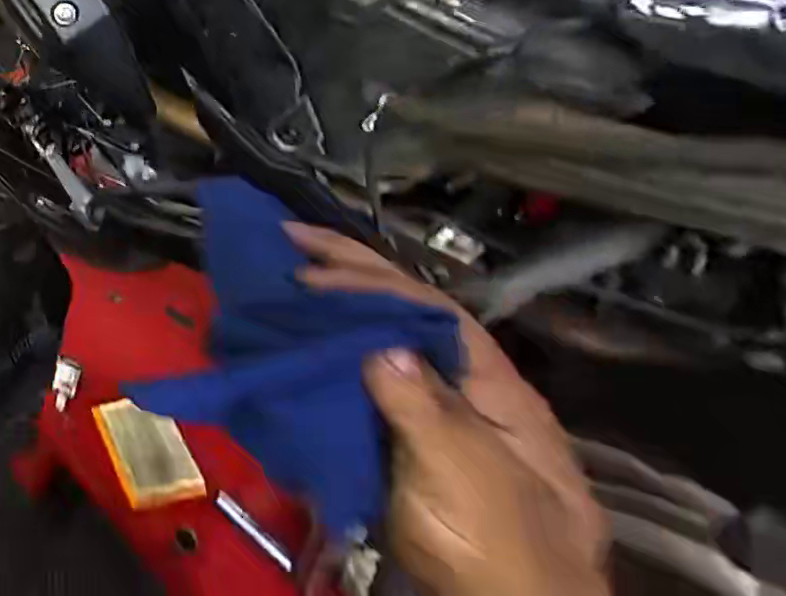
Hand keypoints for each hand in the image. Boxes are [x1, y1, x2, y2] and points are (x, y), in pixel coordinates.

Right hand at [287, 225, 609, 595]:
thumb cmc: (500, 548)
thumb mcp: (471, 480)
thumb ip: (428, 412)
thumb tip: (380, 347)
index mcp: (488, 382)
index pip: (425, 307)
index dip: (367, 279)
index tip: (310, 265)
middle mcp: (454, 380)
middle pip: (398, 310)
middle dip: (346, 270)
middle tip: (289, 237)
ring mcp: (422, 405)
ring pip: (373, 336)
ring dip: (331, 301)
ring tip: (284, 271)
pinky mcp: (391, 431)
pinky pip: (353, 374)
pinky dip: (321, 347)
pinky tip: (293, 330)